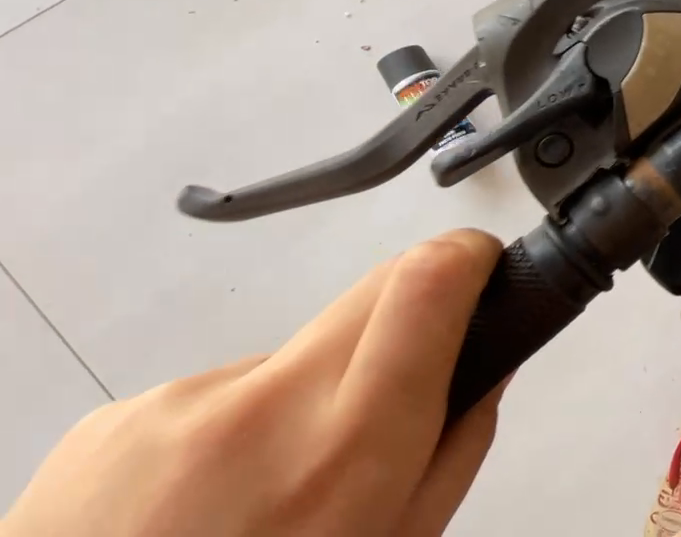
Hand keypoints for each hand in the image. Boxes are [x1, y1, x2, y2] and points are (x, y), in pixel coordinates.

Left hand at [3, 230, 507, 536]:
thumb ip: (457, 446)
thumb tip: (488, 362)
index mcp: (350, 448)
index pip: (427, 281)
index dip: (469, 255)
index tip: (482, 268)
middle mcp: (263, 409)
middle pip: (376, 287)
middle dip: (411, 314)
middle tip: (399, 383)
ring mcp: (177, 408)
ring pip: (298, 352)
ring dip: (310, 393)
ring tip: (266, 488)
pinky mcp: (111, 420)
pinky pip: (219, 395)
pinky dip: (233, 433)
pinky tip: (198, 505)